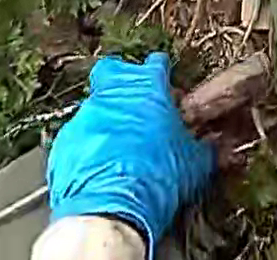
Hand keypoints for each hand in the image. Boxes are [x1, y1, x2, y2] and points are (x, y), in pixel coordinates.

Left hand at [47, 53, 213, 248]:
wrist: (108, 213)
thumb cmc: (154, 177)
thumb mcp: (192, 162)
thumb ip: (203, 146)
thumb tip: (215, 148)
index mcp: (149, 86)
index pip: (157, 62)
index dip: (162, 73)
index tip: (167, 89)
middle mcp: (114, 93)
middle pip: (114, 71)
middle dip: (121, 81)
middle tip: (133, 103)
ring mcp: (84, 118)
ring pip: (93, 107)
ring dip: (104, 121)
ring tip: (117, 148)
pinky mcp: (61, 147)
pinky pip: (74, 139)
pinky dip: (84, 149)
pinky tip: (96, 168)